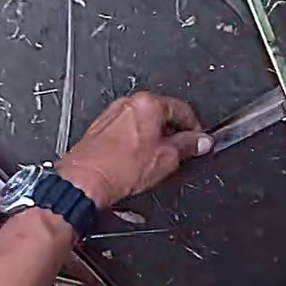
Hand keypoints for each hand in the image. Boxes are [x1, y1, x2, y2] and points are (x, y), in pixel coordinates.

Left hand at [55, 91, 210, 206]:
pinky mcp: (101, 129)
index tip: (199, 141)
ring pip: (144, 123)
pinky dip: (137, 142)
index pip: (183, 110)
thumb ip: (188, 145)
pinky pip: (128, 131)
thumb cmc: (119, 168)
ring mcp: (113, 115)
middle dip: (174, 133)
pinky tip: (137, 162)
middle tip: (181, 153)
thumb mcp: (168, 158)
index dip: (195, 128)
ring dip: (155, 138)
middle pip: (163, 114)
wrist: (85, 182)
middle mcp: (129, 104)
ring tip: (157, 160)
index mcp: (149, 104)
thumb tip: (200, 141)